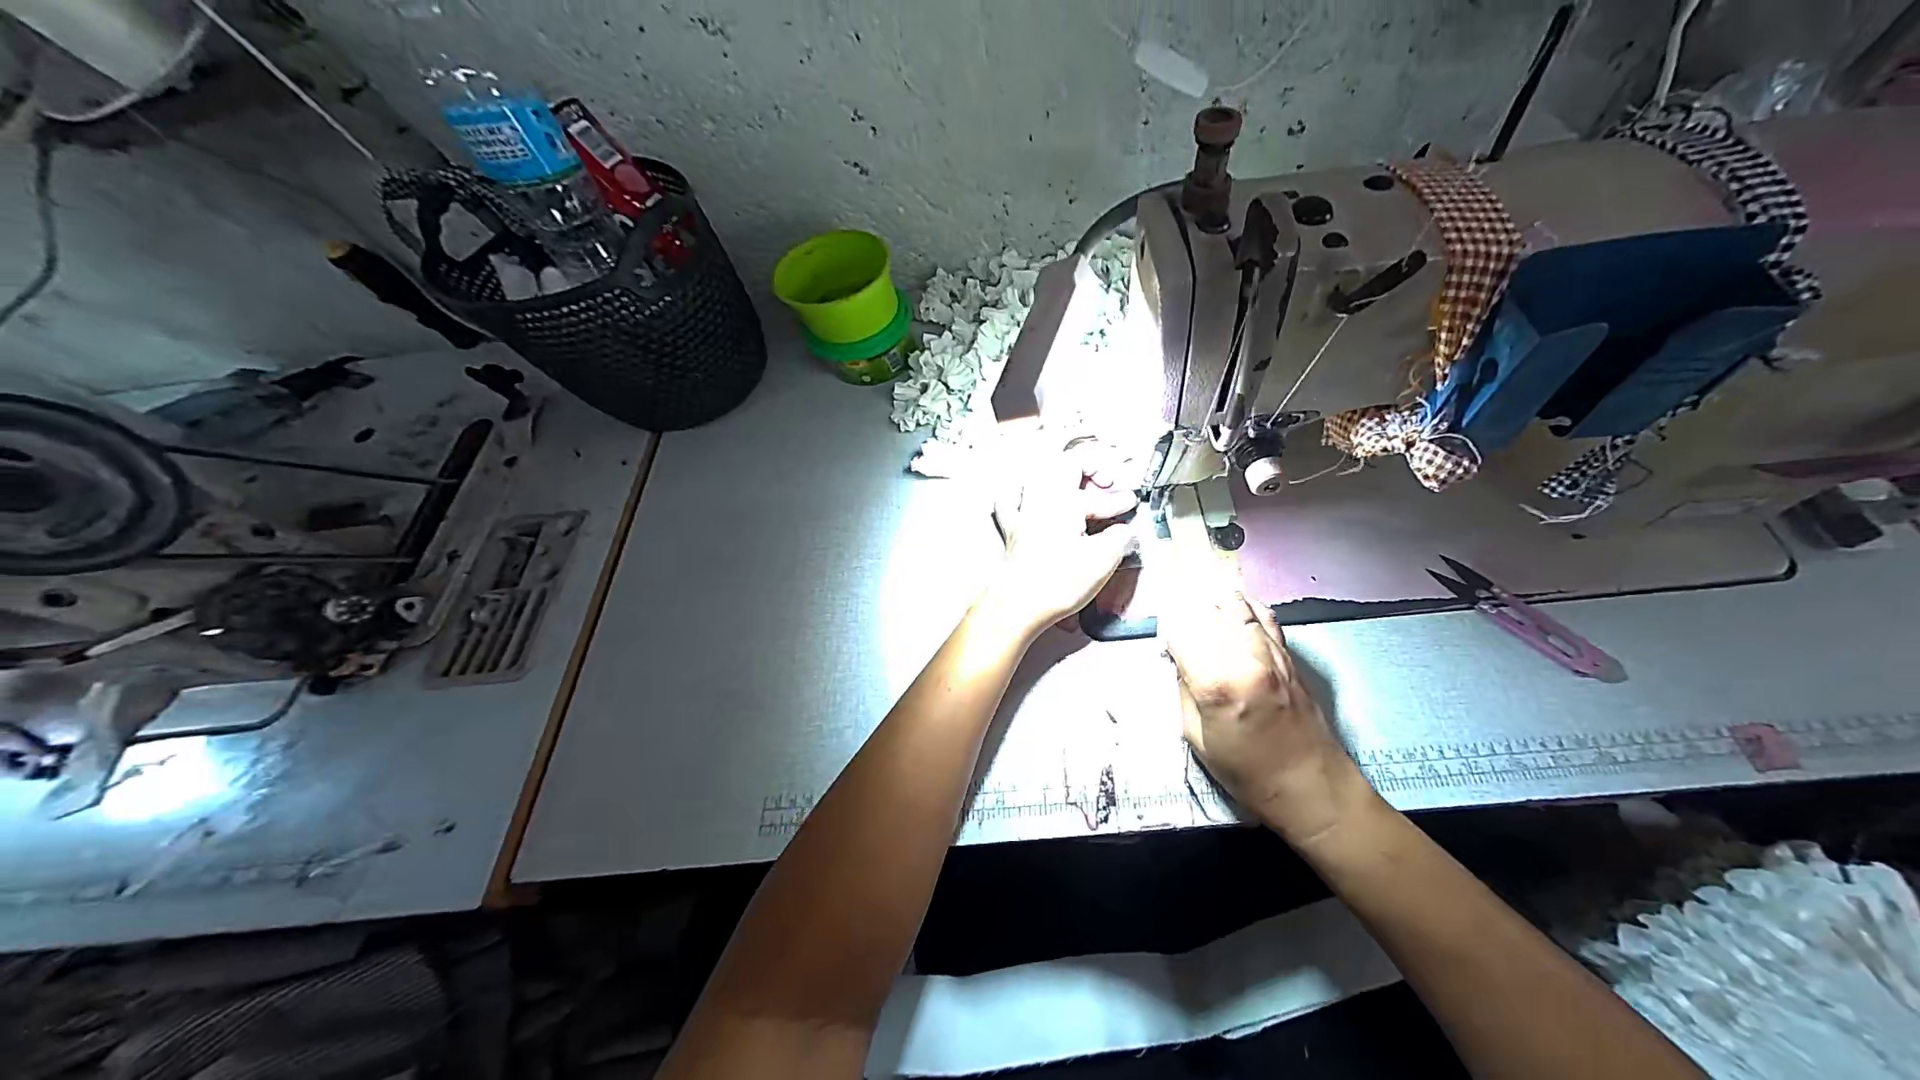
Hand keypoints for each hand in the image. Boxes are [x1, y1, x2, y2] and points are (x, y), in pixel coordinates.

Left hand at [981, 441, 1137, 636]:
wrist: (1017, 606)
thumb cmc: (1053, 584)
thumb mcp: (1103, 560)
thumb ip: (1120, 538)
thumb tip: (1125, 532)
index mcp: (1064, 502)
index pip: (1099, 492)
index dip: (1119, 497)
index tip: (1128, 503)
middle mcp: (1040, 503)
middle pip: (1063, 466)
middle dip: (1088, 469)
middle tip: (1103, 483)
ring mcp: (1023, 517)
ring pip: (1036, 478)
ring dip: (1057, 476)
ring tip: (1072, 482)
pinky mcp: (1013, 535)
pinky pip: (1010, 504)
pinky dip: (1017, 496)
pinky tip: (1020, 496)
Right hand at [1160, 572, 1378, 847]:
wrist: (1310, 784)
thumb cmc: (1245, 770)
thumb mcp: (1195, 736)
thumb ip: (1185, 689)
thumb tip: (1179, 661)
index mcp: (1216, 683)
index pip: (1180, 633)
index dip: (1166, 634)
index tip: (1163, 644)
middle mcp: (1244, 658)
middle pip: (1206, 613)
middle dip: (1186, 613)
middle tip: (1176, 623)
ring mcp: (1271, 652)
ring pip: (1235, 608)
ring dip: (1212, 604)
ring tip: (1198, 608)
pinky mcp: (1289, 654)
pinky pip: (1264, 616)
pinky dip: (1244, 606)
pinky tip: (1233, 607)